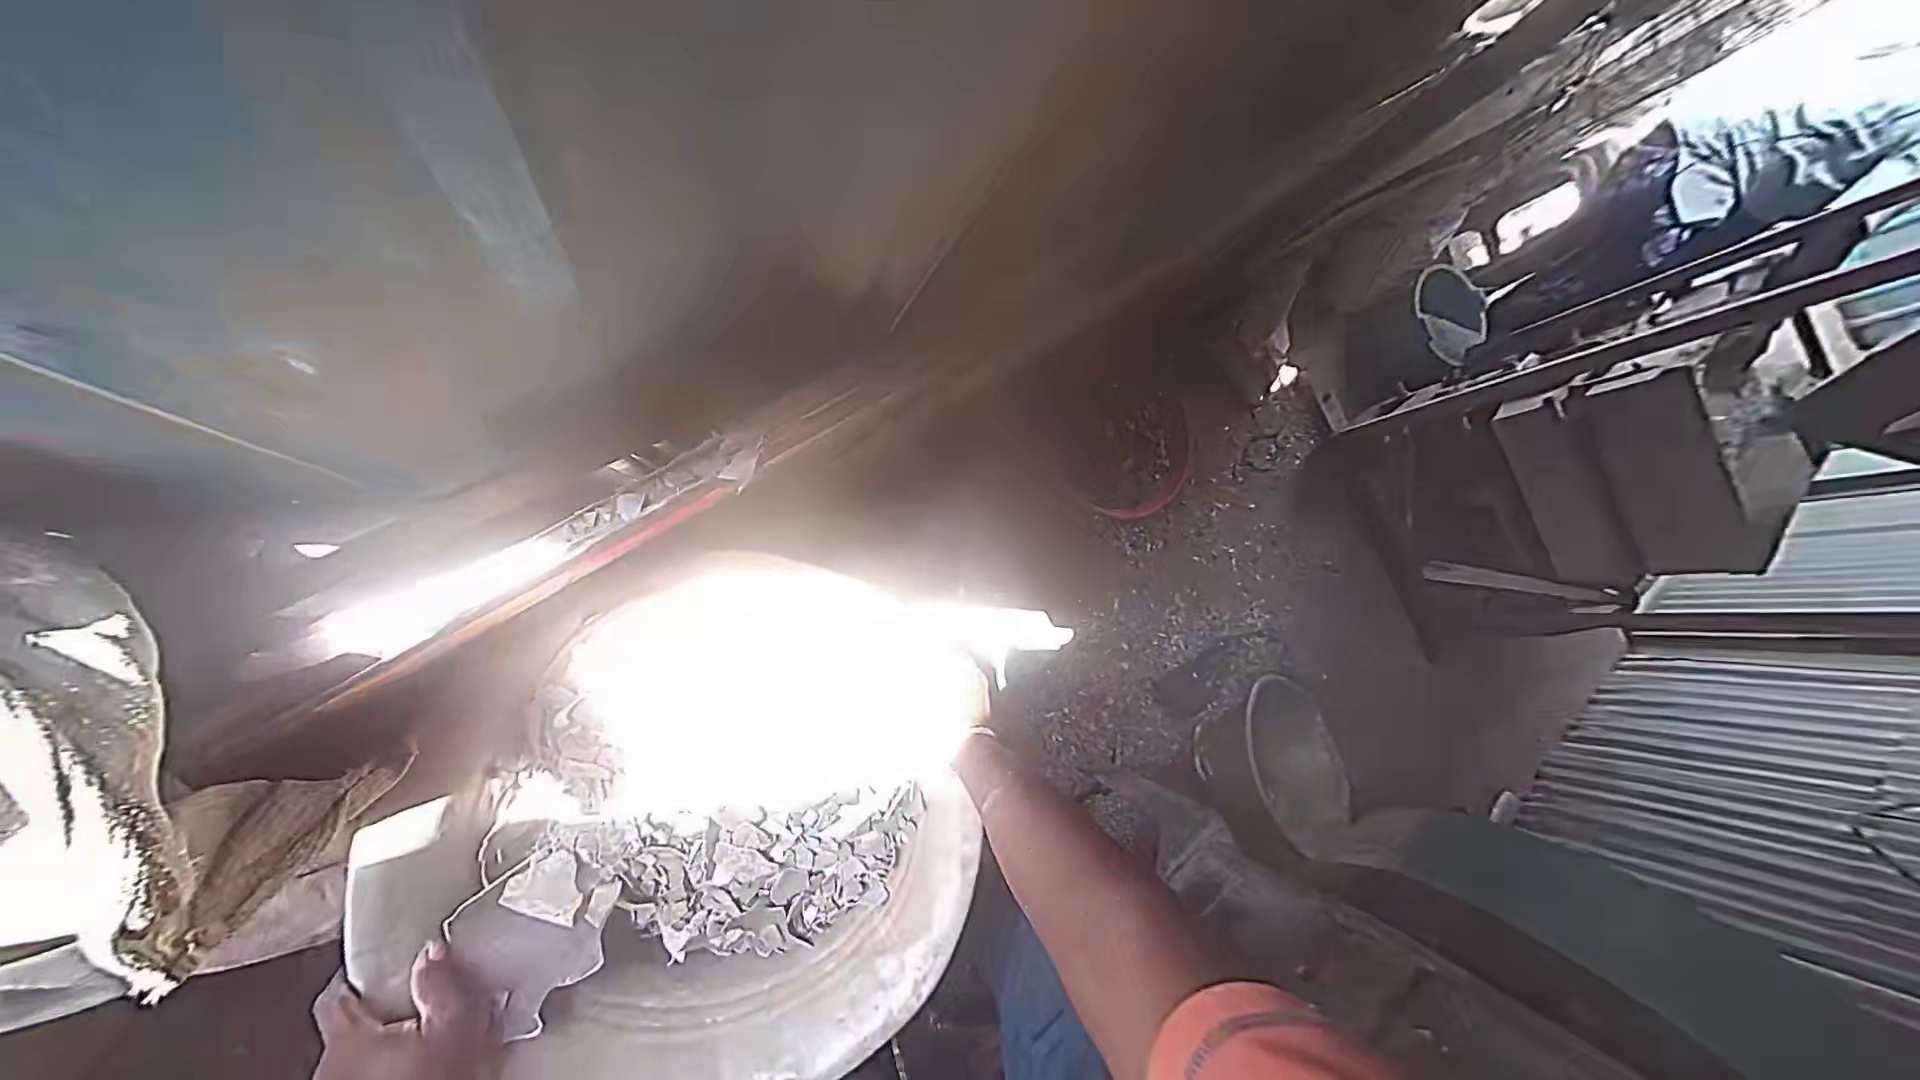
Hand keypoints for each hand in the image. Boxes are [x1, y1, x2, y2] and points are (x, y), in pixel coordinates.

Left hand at [313, 941, 500, 1079]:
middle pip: (353, 1026)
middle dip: (387, 1011)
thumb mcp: (454, 1026)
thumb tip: (434, 950)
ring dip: (392, 1042)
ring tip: (431, 1035)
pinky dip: (394, 1066)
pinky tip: (425, 1065)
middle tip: (424, 1000)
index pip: (336, 996)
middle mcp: (330, 1070)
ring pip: (362, 1055)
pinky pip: (371, 1074)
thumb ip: (443, 984)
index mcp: (347, 1041)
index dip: (359, 975)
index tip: (385, 963)